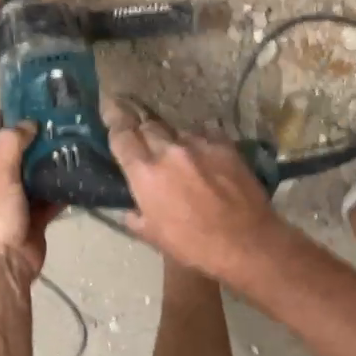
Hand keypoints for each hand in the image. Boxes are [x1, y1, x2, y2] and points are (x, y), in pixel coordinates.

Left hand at [0, 110, 62, 282]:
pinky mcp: (33, 219)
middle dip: (30, 138)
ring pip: (33, 176)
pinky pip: (48, 198)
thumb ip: (11, 143)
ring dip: (48, 161)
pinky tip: (77, 172)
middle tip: (55, 118)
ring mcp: (13, 204)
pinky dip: (60, 188)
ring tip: (71, 139)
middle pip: (12, 155)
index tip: (18, 100)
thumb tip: (28, 123)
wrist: (3, 266)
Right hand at [101, 97, 284, 280]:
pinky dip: (199, 142)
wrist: (245, 242)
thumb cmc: (194, 245)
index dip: (113, 121)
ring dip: (172, 140)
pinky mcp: (225, 145)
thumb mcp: (153, 236)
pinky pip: (205, 135)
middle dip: (142, 131)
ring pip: (177, 131)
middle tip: (144, 139)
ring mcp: (199, 144)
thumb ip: (135, 217)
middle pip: (148, 125)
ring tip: (179, 156)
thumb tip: (130, 209)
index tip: (109, 110)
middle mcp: (168, 150)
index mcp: (144, 172)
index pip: (121, 135)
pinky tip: (204, 156)